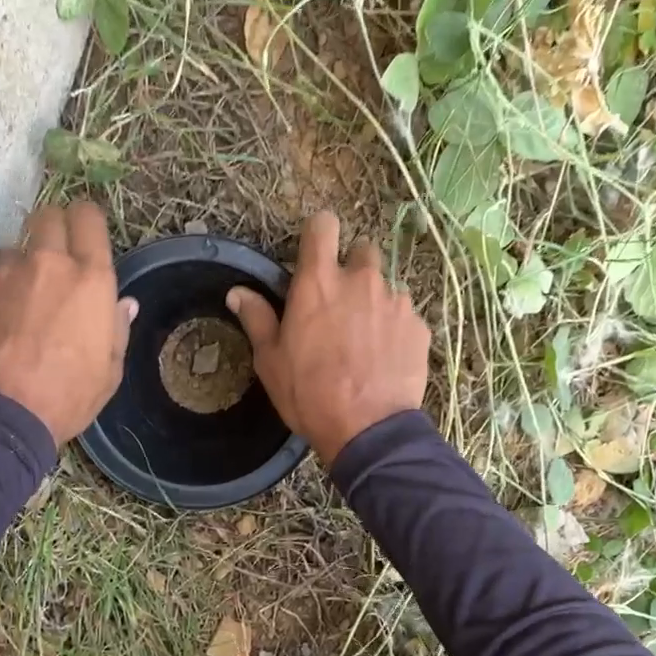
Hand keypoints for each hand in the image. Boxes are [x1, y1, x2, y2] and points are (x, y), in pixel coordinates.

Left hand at [0, 202, 137, 445]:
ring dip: (23, 263)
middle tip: (57, 258)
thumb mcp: (109, 372)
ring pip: (16, 247)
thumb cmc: (67, 397)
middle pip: (48, 216)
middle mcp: (47, 265)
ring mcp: (5, 276)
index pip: (88, 218)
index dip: (87, 222)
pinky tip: (1, 325)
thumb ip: (116, 329)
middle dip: (54, 229)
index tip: (86, 236)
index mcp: (90, 280)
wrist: (1, 415)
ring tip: (24, 297)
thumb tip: (123, 304)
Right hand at [226, 212, 430, 464]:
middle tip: (341, 306)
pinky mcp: (418, 326)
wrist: (368, 430)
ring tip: (364, 341)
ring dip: (374, 303)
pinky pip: (404, 316)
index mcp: (318, 282)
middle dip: (352, 269)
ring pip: (385, 286)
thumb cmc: (310, 394)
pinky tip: (383, 360)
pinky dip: (394, 330)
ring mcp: (395, 301)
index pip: (322, 225)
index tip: (314, 255)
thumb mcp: (271, 362)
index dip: (318, 235)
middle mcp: (361, 280)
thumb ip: (258, 319)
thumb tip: (237, 293)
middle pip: (362, 250)